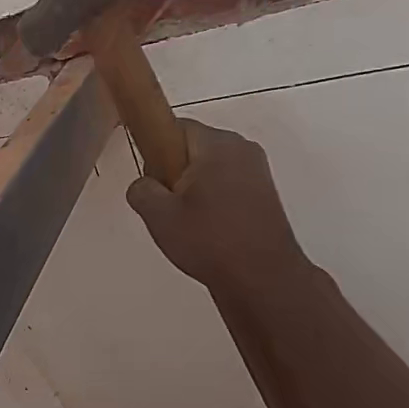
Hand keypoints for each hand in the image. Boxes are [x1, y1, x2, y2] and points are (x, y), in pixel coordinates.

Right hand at [126, 119, 312, 296]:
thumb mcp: (159, 216)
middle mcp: (242, 148)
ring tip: (189, 225)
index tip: (152, 181)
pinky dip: (216, 202)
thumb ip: (142, 190)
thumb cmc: (210, 242)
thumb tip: (144, 185)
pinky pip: (229, 187)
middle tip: (167, 208)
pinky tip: (209, 232)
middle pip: (195, 148)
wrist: (263, 280)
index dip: (156, 150)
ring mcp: (259, 171)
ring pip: (212, 170)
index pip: (176, 127)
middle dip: (176, 173)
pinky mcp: (266, 195)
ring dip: (196, 191)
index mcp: (217, 143)